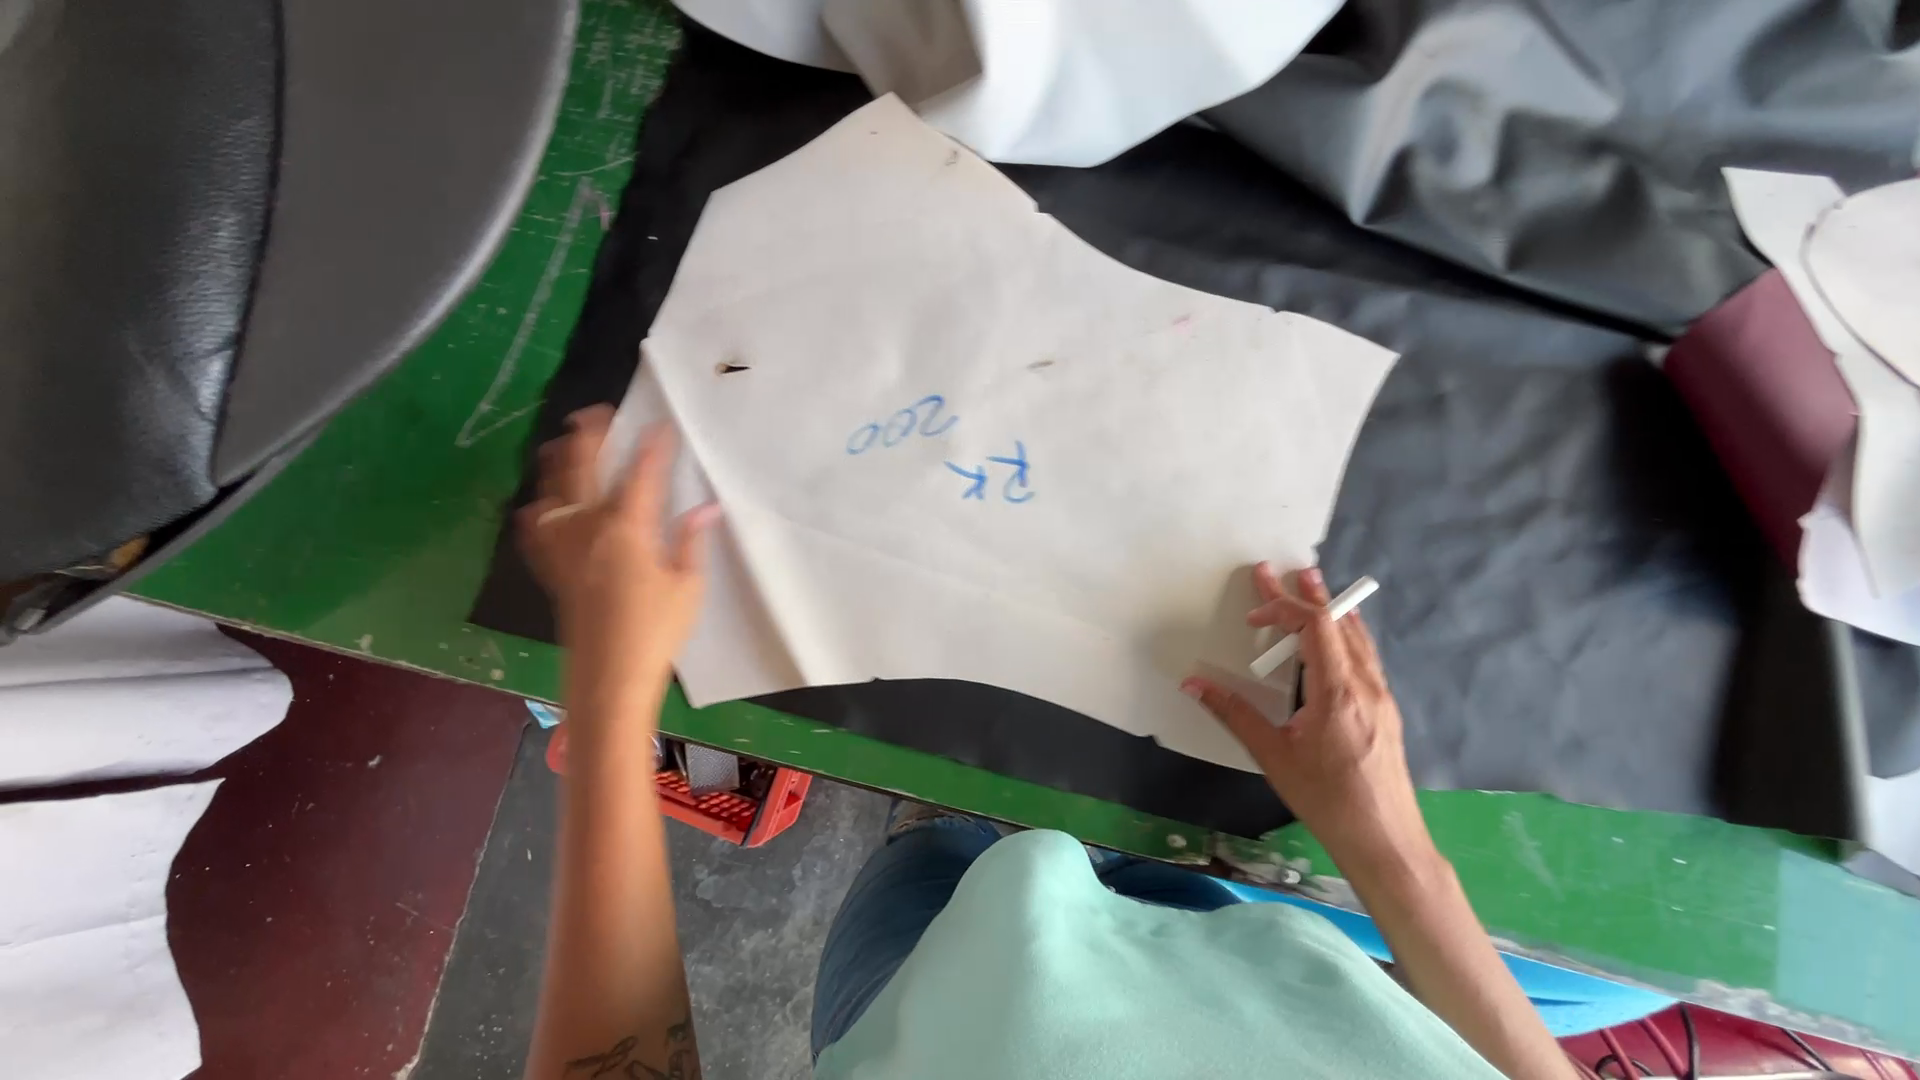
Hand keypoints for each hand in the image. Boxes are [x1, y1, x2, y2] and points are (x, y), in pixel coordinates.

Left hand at [517, 406, 719, 686]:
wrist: (608, 674)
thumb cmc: (656, 630)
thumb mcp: (687, 586)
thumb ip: (690, 541)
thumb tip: (706, 507)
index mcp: (627, 527)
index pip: (641, 472)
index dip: (652, 446)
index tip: (660, 425)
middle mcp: (587, 525)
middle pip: (581, 466)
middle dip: (589, 434)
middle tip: (596, 414)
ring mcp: (562, 545)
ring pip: (551, 488)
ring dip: (557, 461)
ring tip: (563, 445)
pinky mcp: (550, 566)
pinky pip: (535, 525)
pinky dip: (539, 507)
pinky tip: (545, 504)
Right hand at [1181, 564, 1429, 868]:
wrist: (1385, 840)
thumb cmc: (1326, 798)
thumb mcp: (1273, 755)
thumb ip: (1234, 713)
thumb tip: (1193, 682)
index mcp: (1338, 691)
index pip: (1315, 627)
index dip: (1283, 608)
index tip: (1254, 612)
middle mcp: (1366, 684)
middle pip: (1339, 623)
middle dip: (1309, 594)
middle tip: (1284, 571)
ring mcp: (1381, 696)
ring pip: (1358, 637)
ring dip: (1331, 609)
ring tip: (1313, 586)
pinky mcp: (1385, 709)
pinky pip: (1365, 656)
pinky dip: (1345, 633)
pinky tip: (1339, 635)